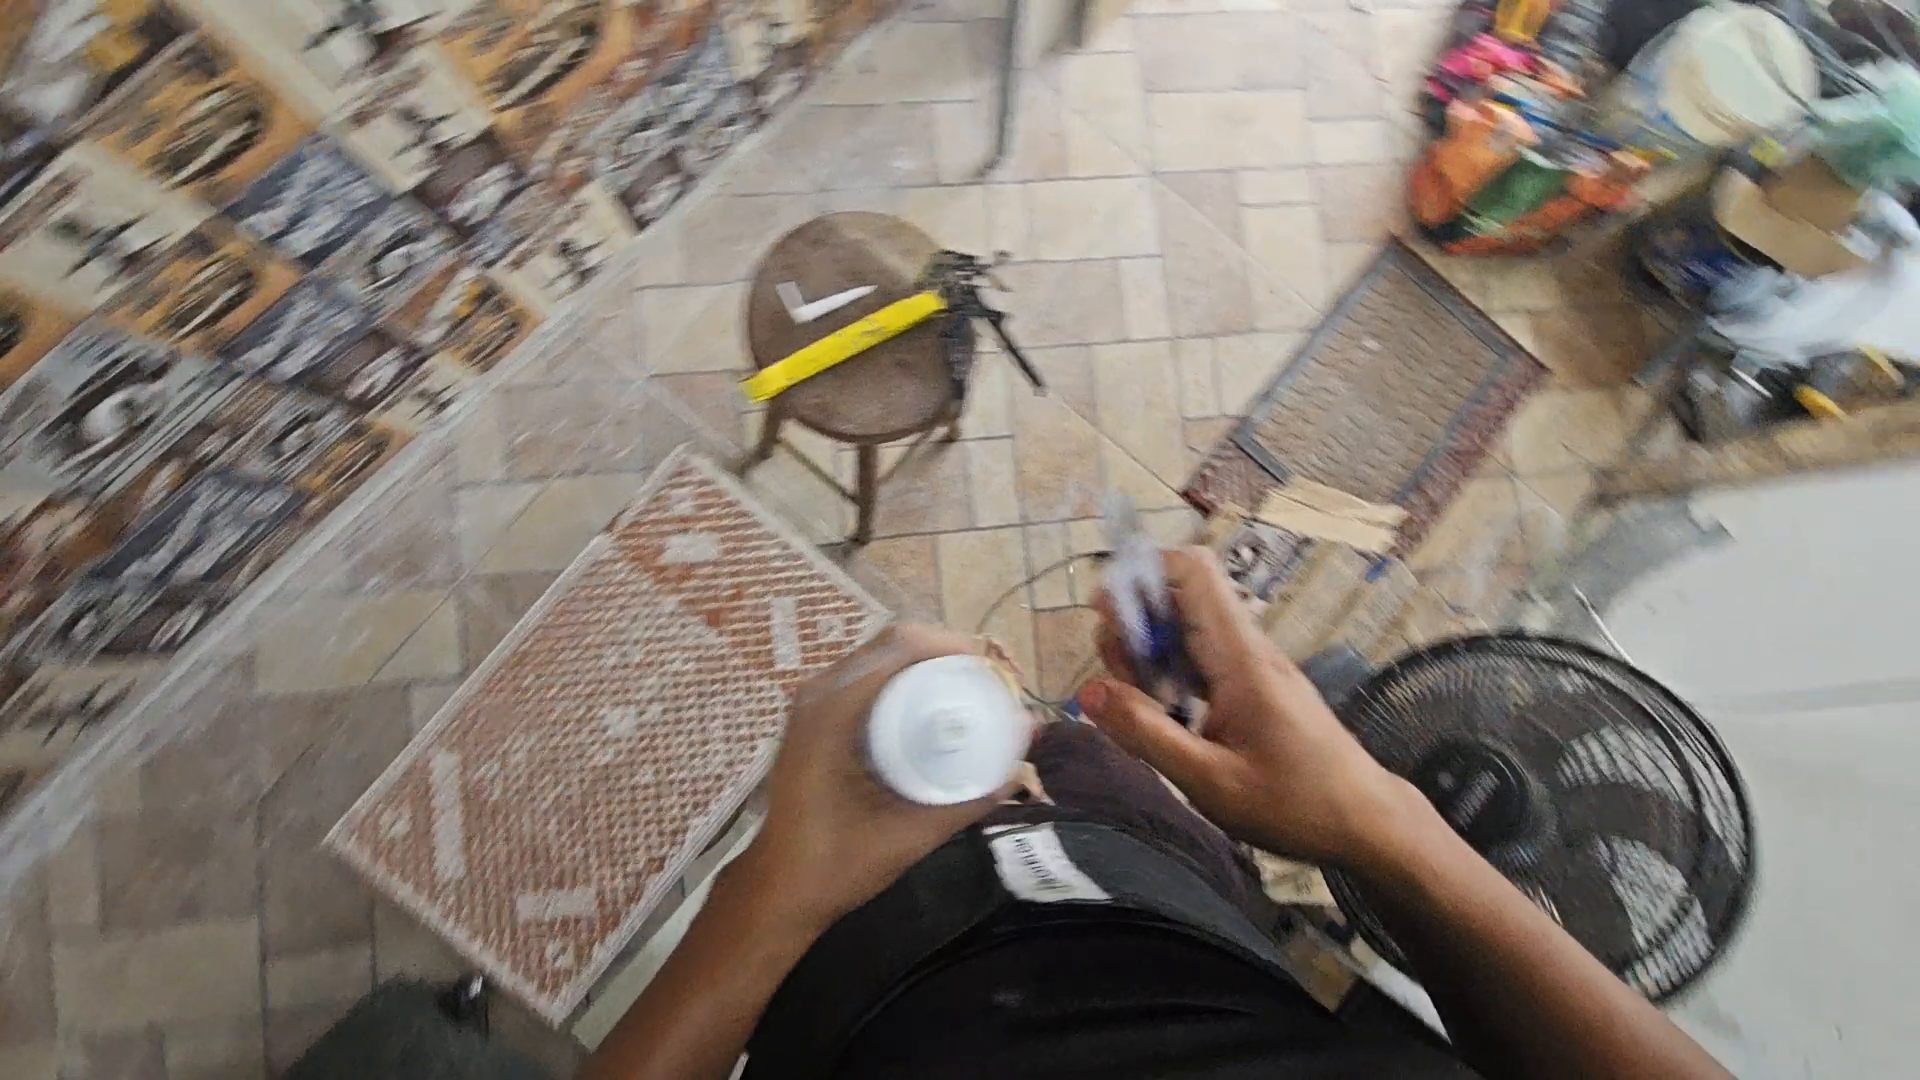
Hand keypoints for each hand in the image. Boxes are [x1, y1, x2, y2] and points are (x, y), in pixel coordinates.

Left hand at [733, 624, 1019, 929]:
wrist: (779, 888)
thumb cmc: (836, 865)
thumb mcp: (908, 836)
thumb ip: (968, 802)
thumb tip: (1023, 769)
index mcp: (832, 712)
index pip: (901, 648)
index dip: (954, 646)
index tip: (997, 669)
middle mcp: (820, 692)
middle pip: (895, 642)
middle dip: (950, 648)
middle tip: (994, 677)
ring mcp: (816, 700)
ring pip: (883, 654)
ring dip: (931, 658)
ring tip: (975, 682)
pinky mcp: (820, 712)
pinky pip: (872, 674)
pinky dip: (910, 674)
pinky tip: (939, 698)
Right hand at [1082, 547, 1412, 866]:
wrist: (1370, 825)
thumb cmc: (1296, 805)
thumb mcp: (1210, 781)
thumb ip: (1146, 733)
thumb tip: (1087, 691)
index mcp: (1239, 656)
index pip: (1193, 571)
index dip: (1144, 571)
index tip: (1107, 611)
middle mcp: (1244, 647)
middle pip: (1178, 597)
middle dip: (1133, 623)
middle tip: (1117, 679)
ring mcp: (1249, 665)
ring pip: (1184, 629)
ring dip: (1147, 652)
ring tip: (1137, 704)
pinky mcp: (1250, 686)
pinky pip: (1198, 658)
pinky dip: (1168, 674)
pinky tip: (1164, 714)